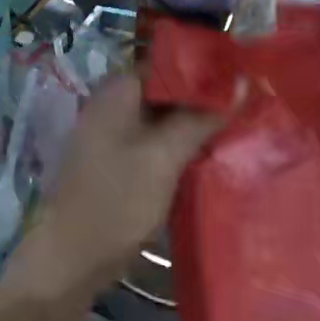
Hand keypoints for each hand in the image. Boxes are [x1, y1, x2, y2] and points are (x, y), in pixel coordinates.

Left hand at [8, 71, 227, 300]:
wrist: (70, 258)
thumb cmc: (116, 200)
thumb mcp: (164, 157)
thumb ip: (200, 119)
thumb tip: (242, 82)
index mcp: (118, 89)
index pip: (168, 62)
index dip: (205, 68)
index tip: (243, 76)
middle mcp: (113, 103)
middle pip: (167, 89)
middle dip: (203, 97)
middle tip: (248, 103)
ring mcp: (114, 133)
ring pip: (163, 117)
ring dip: (195, 122)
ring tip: (239, 126)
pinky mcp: (118, 161)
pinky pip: (155, 141)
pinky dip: (180, 144)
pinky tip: (210, 154)